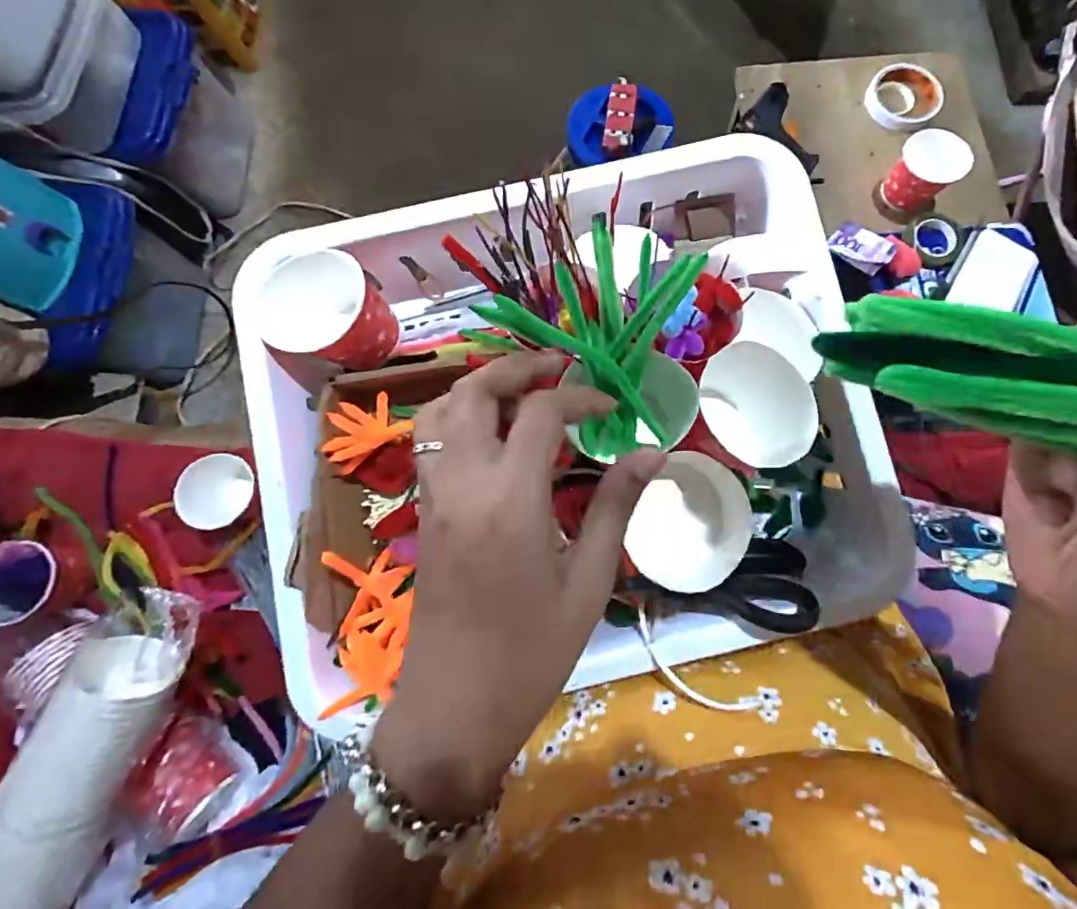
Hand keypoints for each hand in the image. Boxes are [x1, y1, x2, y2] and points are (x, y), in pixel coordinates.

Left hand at [371, 352, 663, 815]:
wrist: (454, 709)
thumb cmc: (532, 651)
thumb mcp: (588, 580)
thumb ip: (616, 506)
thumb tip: (652, 453)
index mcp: (509, 499)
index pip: (540, 412)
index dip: (580, 396)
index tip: (612, 408)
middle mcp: (463, 483)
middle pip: (475, 392)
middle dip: (519, 367)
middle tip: (561, 367)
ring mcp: (435, 497)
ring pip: (442, 410)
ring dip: (481, 386)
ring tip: (525, 390)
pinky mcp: (424, 514)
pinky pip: (432, 441)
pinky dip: (460, 415)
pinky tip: (495, 433)